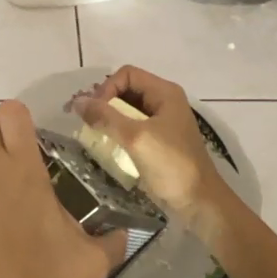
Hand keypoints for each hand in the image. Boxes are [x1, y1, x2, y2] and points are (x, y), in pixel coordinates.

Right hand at [72, 66, 237, 231]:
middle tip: (85, 120)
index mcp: (165, 93)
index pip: (127, 74)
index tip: (95, 111)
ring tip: (90, 132)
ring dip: (107, 118)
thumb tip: (77, 102)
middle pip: (126, 90)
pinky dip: (115, 132)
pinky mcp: (156, 141)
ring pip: (126, 110)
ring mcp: (161, 122)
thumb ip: (106, 117)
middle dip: (104, 102)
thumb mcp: (137, 138)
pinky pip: (131, 128)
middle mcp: (163, 102)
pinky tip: (104, 144)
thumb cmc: (171, 165)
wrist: (198, 203)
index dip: (107, 88)